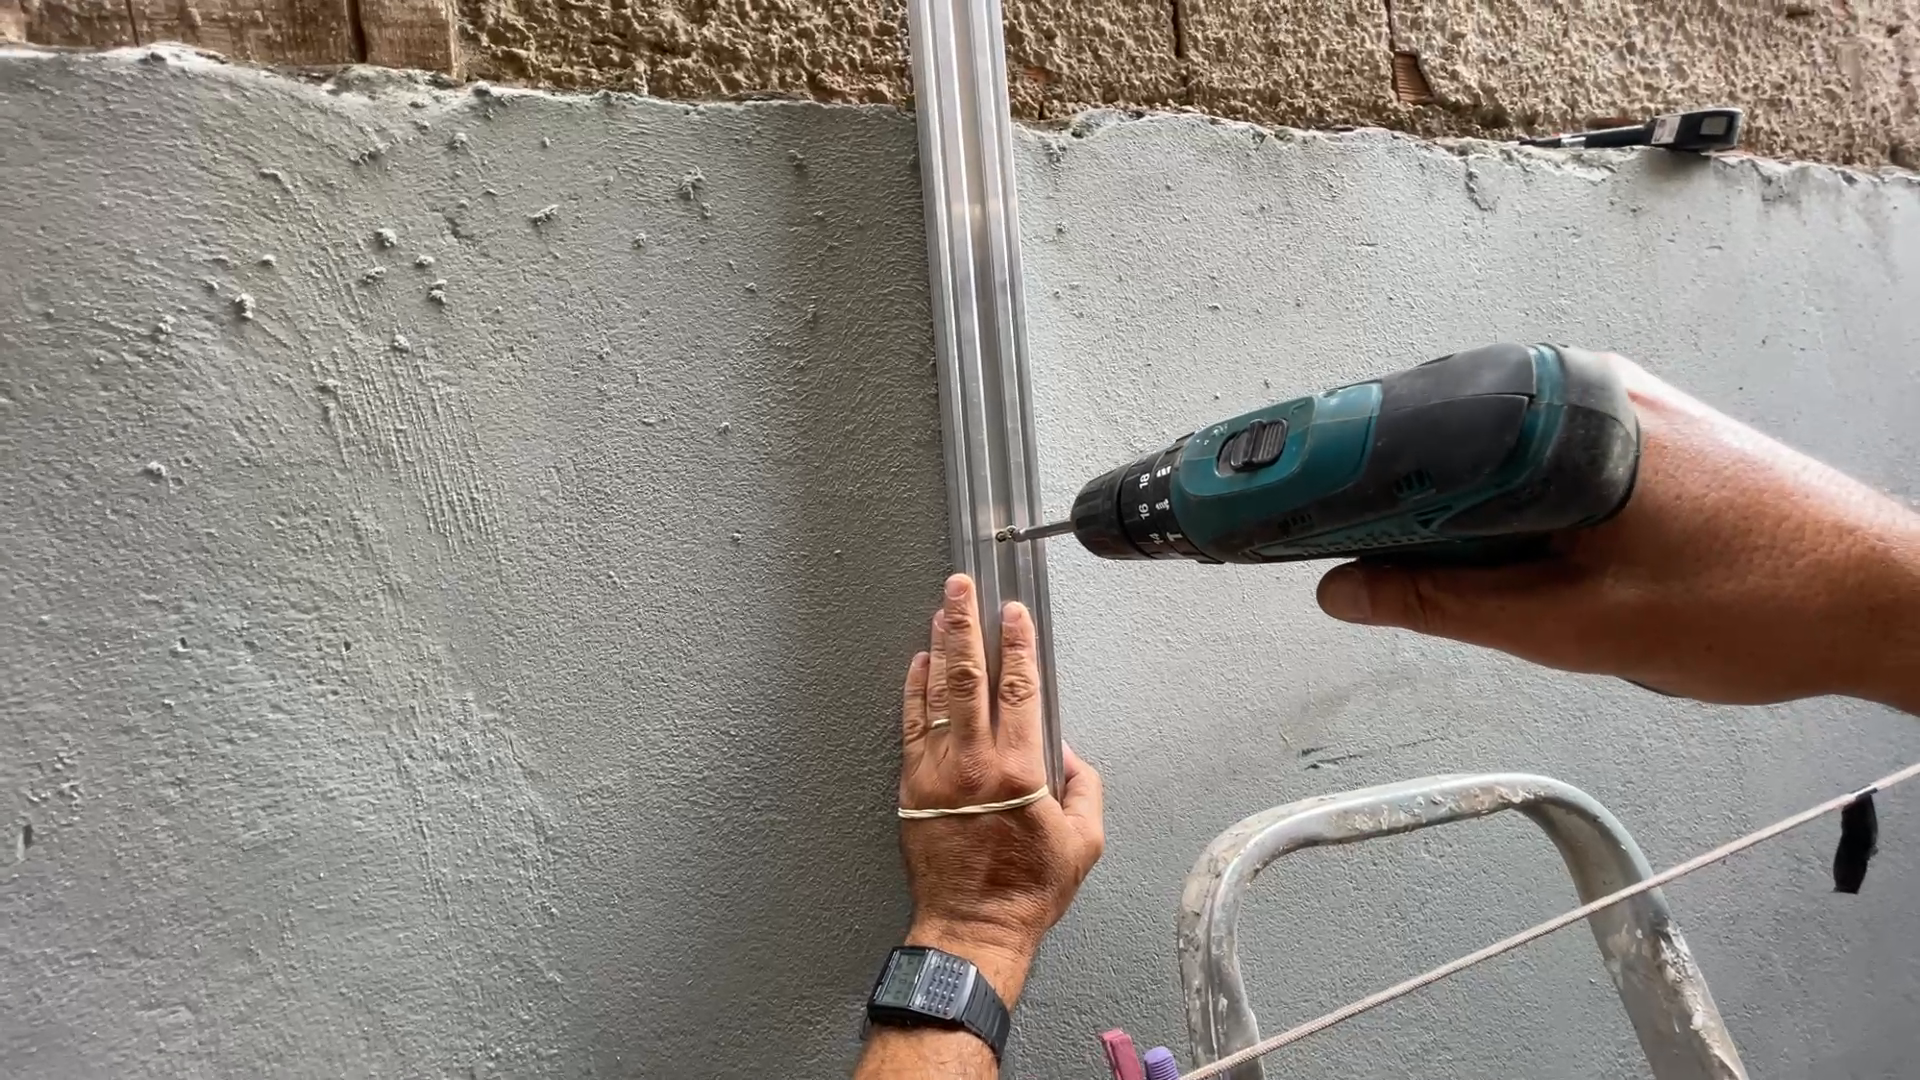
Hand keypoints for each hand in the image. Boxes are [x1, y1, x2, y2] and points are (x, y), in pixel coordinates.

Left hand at [897, 574, 1104, 992]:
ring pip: (936, 693)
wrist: (971, 926)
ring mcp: (936, 770)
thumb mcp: (1084, 841)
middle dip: (965, 624)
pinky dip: (913, 690)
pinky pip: (910, 725)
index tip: (1014, 614)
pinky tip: (918, 662)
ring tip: (940, 610)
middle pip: (968, 676)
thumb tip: (1065, 749)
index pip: (1019, 689)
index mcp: (1019, 770)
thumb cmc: (1027, 889)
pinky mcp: (912, 785)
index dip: (1017, 645)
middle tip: (961, 588)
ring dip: (939, 646)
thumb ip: (1083, 784)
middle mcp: (974, 762)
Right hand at [1315, 353, 1919, 708]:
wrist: (1892, 605)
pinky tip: (1459, 530)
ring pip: (1462, 440)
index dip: (1332, 466)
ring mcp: (1598, 401)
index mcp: (1564, 415)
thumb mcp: (1574, 626)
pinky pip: (1506, 448)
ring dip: (1419, 487)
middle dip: (1370, 483)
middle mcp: (1576, 388)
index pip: (1404, 428)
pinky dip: (1466, 487)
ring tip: (1383, 538)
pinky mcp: (1614, 426)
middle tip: (1325, 532)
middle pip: (1424, 428)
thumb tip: (1338, 592)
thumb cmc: (1756, 608)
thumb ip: (1443, 605)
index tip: (1280, 499)